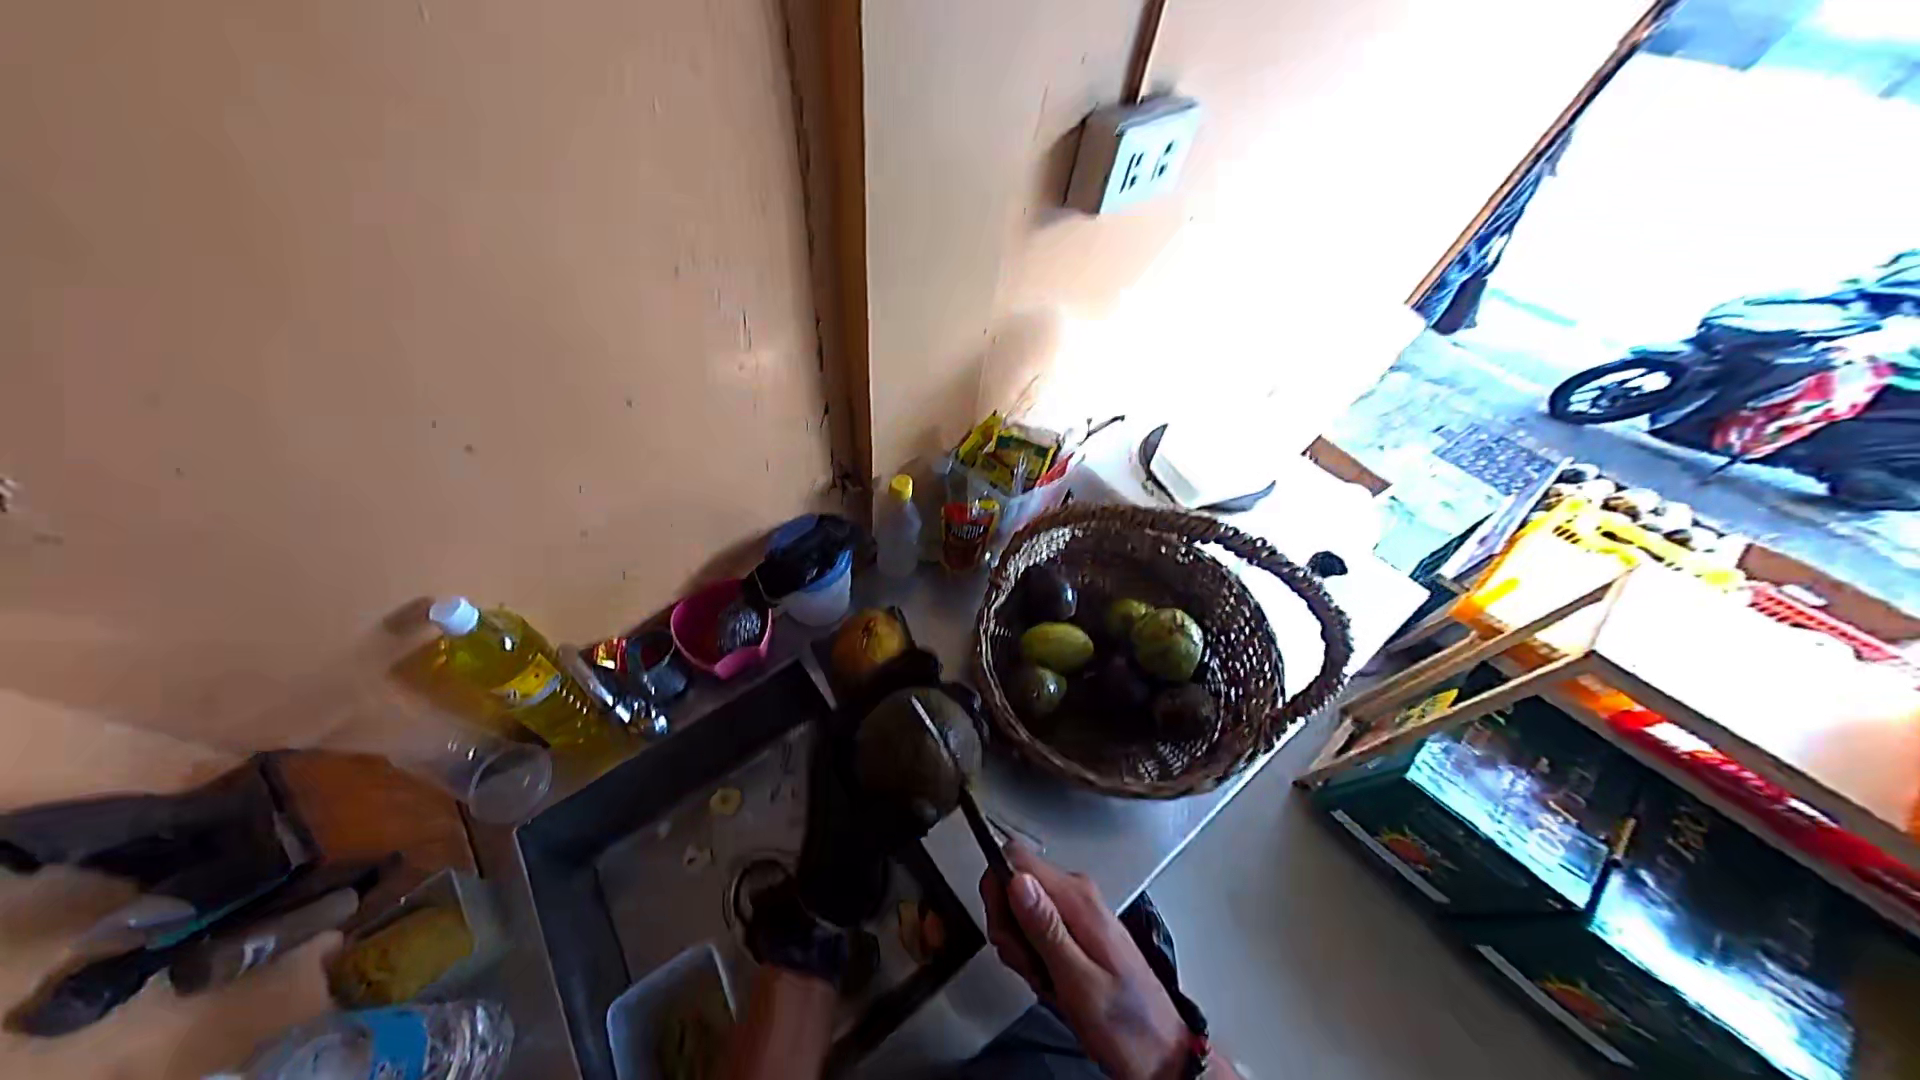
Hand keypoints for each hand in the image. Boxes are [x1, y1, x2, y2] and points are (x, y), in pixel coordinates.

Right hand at [980, 843, 1191, 1079]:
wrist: (1162, 1052)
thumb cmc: (1126, 1024)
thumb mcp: (1079, 983)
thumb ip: (1045, 928)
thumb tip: (1016, 879)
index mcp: (1077, 898)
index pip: (1016, 858)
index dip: (998, 889)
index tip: (1004, 931)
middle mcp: (1077, 892)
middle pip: (1014, 882)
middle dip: (1007, 925)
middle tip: (1028, 965)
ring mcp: (1077, 908)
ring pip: (1020, 907)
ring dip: (1020, 945)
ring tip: (1045, 979)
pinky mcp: (1075, 925)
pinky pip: (1035, 924)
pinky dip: (1032, 953)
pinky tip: (1049, 978)